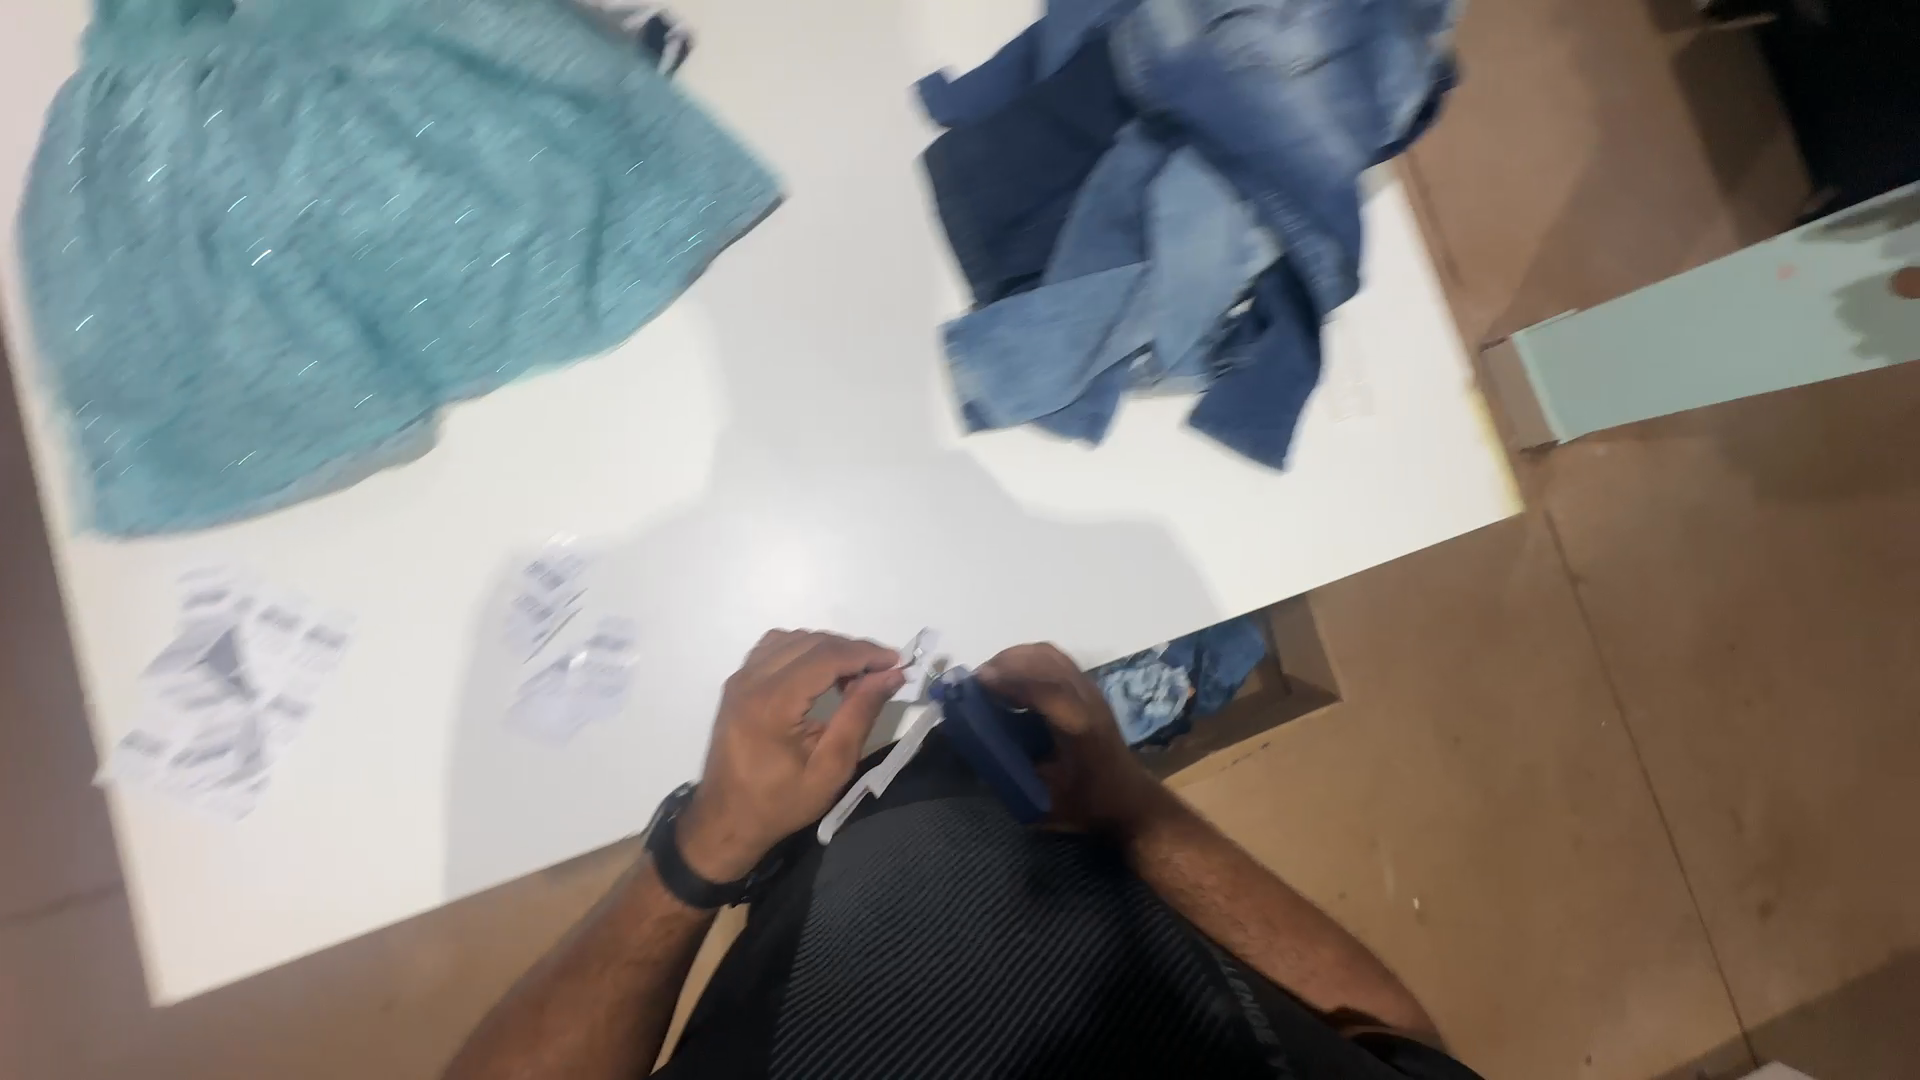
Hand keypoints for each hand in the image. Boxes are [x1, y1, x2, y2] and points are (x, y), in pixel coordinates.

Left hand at [677, 630, 904, 882]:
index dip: (866, 653)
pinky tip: (820, 675)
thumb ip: (860, 714)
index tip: (896, 662)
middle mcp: (751, 680)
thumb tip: (891, 675)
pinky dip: (804, 650)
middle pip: (812, 642)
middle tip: (882, 673)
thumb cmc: (780, 803)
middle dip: (852, 650)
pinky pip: (774, 647)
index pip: (826, 656)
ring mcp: (740, 679)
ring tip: (853, 676)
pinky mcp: (737, 683)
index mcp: (772, 703)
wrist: (725, 822)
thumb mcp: (831, 768)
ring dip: (828, 648)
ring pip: (793, 639)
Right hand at [976, 643, 1167, 836]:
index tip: (979, 680)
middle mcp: (1088, 700)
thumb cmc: (1089, 802)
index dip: (1012, 680)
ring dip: (1017, 657)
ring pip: (1050, 654)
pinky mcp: (1088, 686)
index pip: (1048, 691)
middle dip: (1007, 662)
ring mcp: (1090, 689)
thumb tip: (977, 746)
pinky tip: (1013, 677)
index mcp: (1081, 728)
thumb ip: (1016, 773)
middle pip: (1046, 661)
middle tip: (978, 680)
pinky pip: (1055, 659)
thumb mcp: (1047, 798)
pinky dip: (1028, 659)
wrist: (1131, 797)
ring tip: (992, 675)